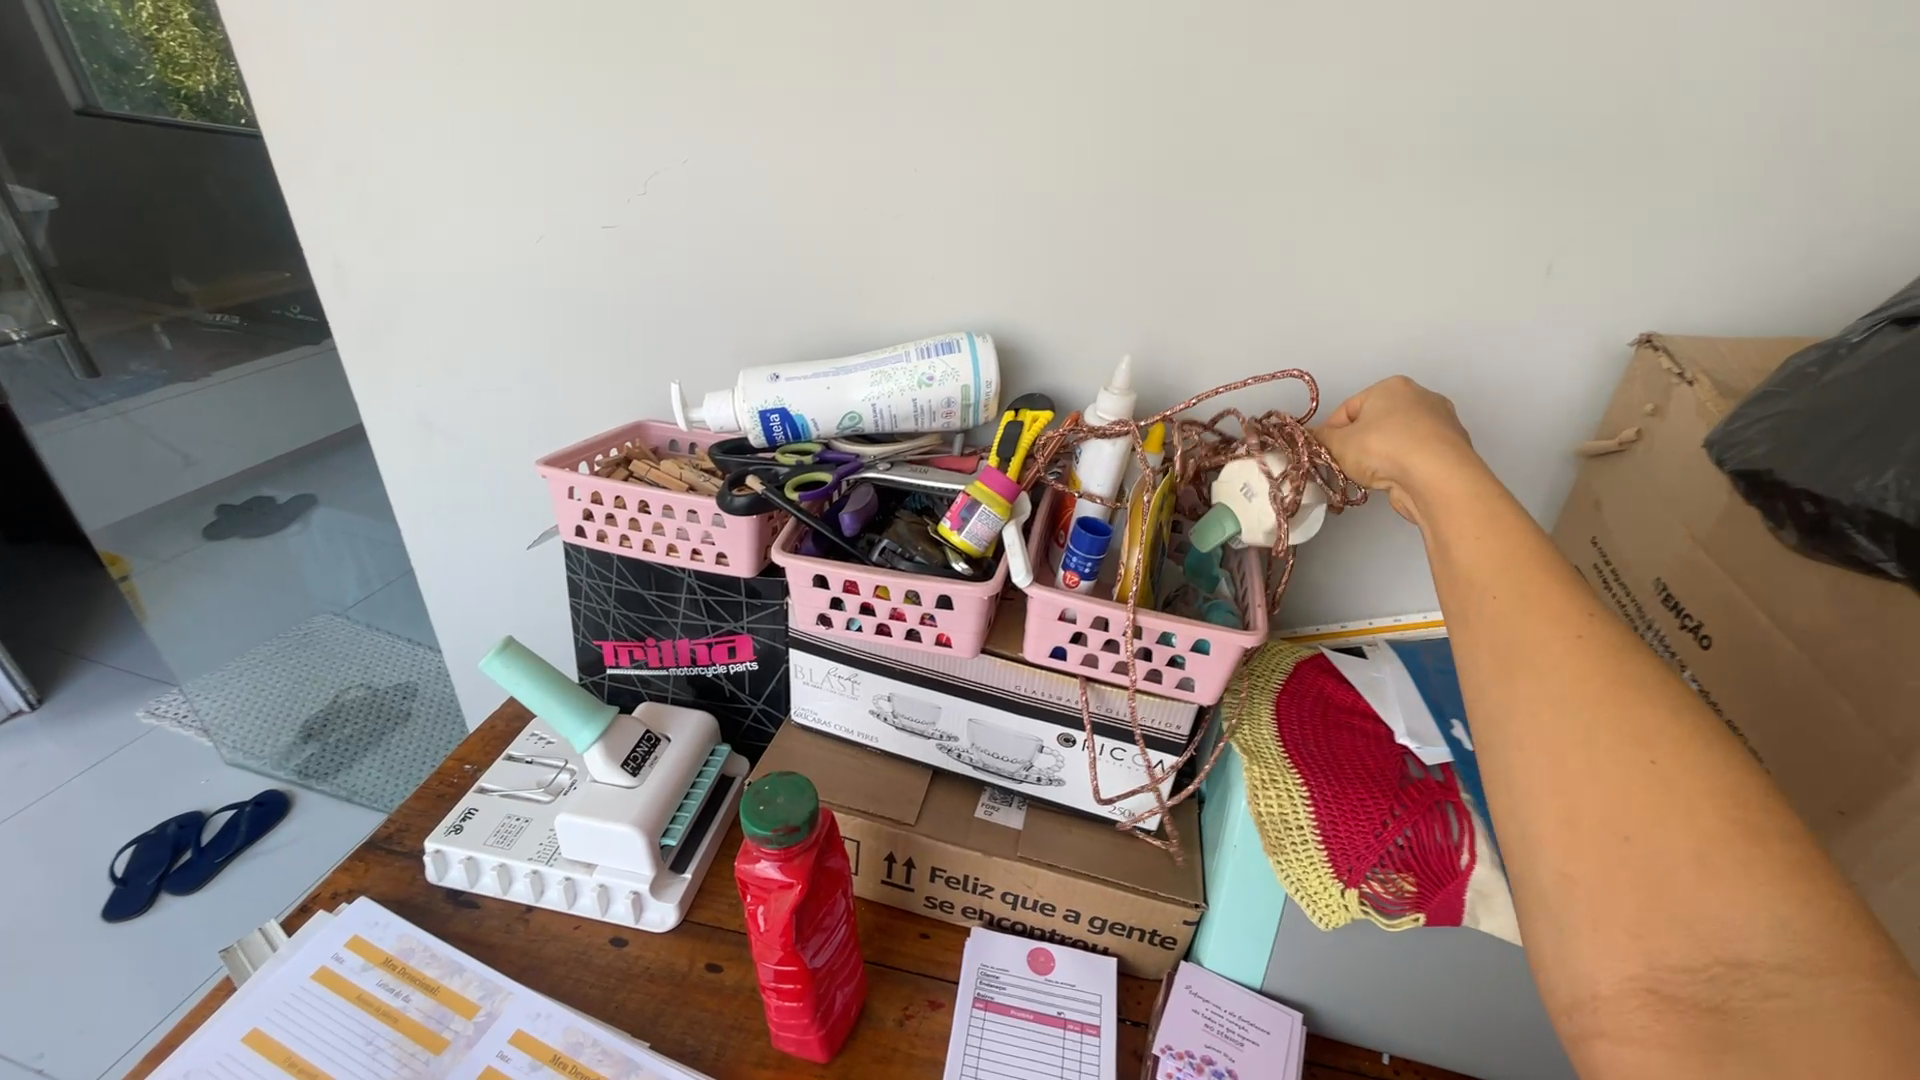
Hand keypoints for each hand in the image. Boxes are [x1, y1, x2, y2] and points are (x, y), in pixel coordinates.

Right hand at [1316, 376, 1479, 525]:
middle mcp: (1420, 396)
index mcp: (1390, 386)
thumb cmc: (1383, 450)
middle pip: (1374, 423)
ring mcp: (1441, 421)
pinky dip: (1403, 466)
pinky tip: (1395, 480)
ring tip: (1370, 477)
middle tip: (1345, 466)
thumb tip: (1313, 438)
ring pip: (1395, 440)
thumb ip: (1320, 439)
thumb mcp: (1337, 444)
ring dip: (1380, 457)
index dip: (1330, 434)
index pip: (1347, 409)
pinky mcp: (1452, 447)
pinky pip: (1416, 455)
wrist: (1437, 477)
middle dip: (1357, 445)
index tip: (1324, 454)